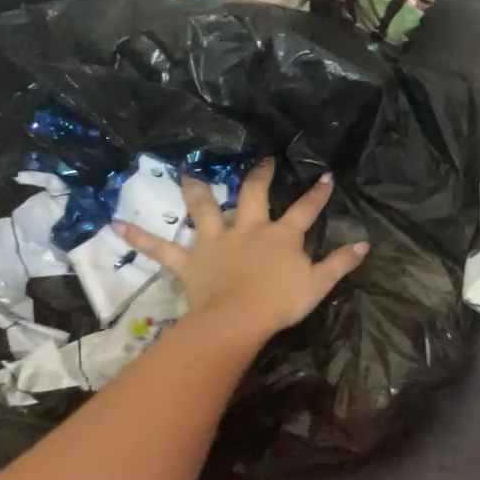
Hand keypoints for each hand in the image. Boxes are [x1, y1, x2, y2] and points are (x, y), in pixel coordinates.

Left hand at [114, 160, 366, 342]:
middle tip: (262, 161)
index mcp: (282, 236)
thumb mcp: (319, 283)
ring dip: (196, 192)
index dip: (317, 194)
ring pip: (205, 211)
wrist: (237, 319)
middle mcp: (249, 230)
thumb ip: (341, 262)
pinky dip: (139, 237)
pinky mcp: (190, 261)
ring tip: (187, 175)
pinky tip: (115, 225)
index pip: (305, 210)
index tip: (325, 176)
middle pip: (253, 196)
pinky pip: (161, 248)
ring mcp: (216, 243)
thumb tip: (364, 244)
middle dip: (260, 176)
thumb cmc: (281, 301)